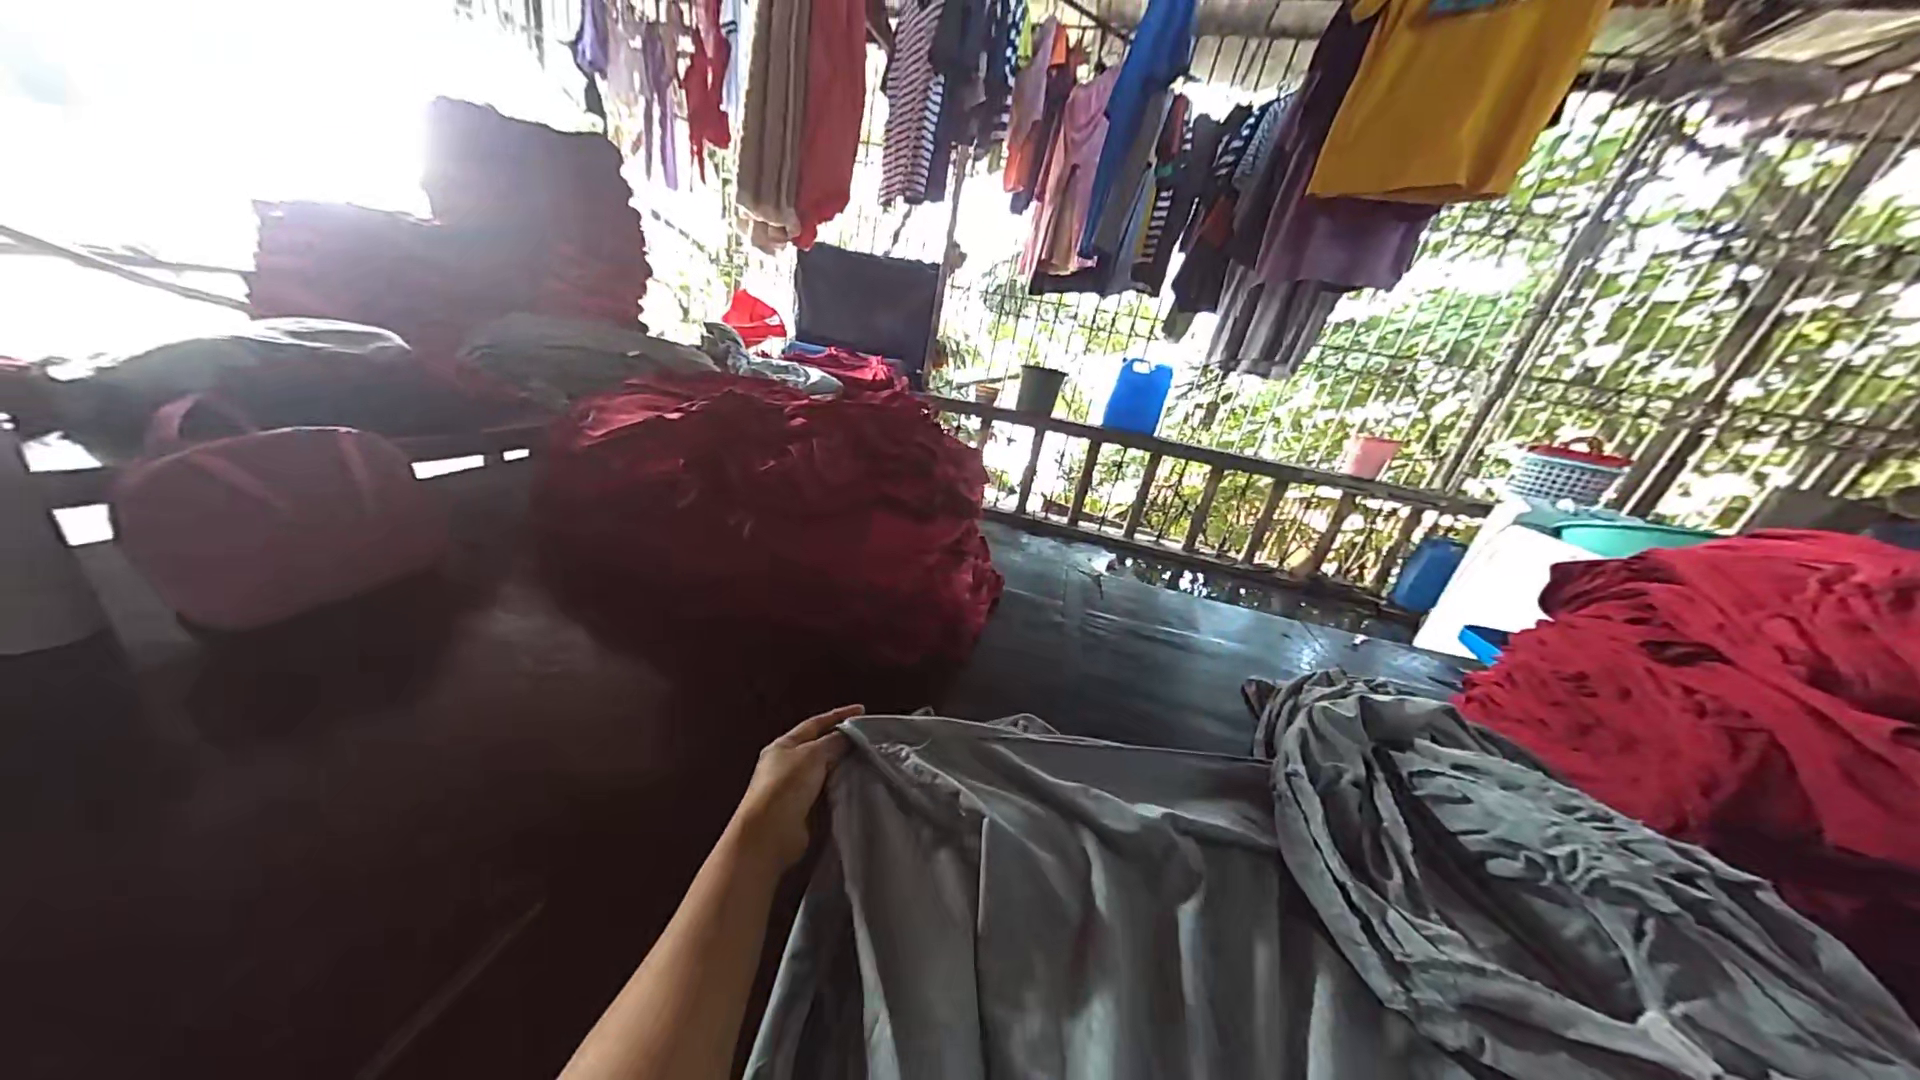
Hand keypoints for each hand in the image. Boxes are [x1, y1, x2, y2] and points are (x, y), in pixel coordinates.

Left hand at [728, 705, 861, 868]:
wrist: (769, 835)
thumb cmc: (786, 787)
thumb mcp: (812, 755)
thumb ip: (833, 742)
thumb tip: (847, 736)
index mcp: (784, 745)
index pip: (815, 724)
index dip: (838, 716)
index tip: (861, 710)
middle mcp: (788, 764)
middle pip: (821, 747)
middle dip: (843, 742)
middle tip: (868, 739)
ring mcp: (795, 788)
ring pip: (826, 770)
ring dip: (844, 767)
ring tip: (869, 761)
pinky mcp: (804, 810)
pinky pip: (828, 792)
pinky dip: (841, 787)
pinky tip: (857, 786)